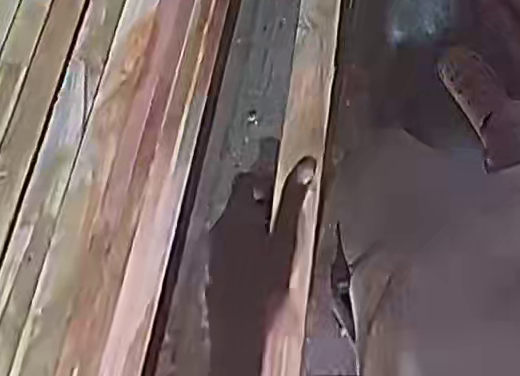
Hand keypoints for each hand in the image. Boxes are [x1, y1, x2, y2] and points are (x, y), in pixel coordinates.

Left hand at [207, 154, 316, 374]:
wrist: (247, 355)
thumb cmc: (268, 298)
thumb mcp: (288, 242)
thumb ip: (294, 201)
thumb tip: (304, 165)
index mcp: (232, 218)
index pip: (247, 179)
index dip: (270, 177)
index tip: (291, 183)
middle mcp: (217, 235)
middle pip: (243, 205)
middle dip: (268, 205)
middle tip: (294, 214)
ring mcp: (215, 262)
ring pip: (240, 231)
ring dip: (262, 231)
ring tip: (288, 244)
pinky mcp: (219, 285)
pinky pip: (236, 256)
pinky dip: (254, 254)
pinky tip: (273, 271)